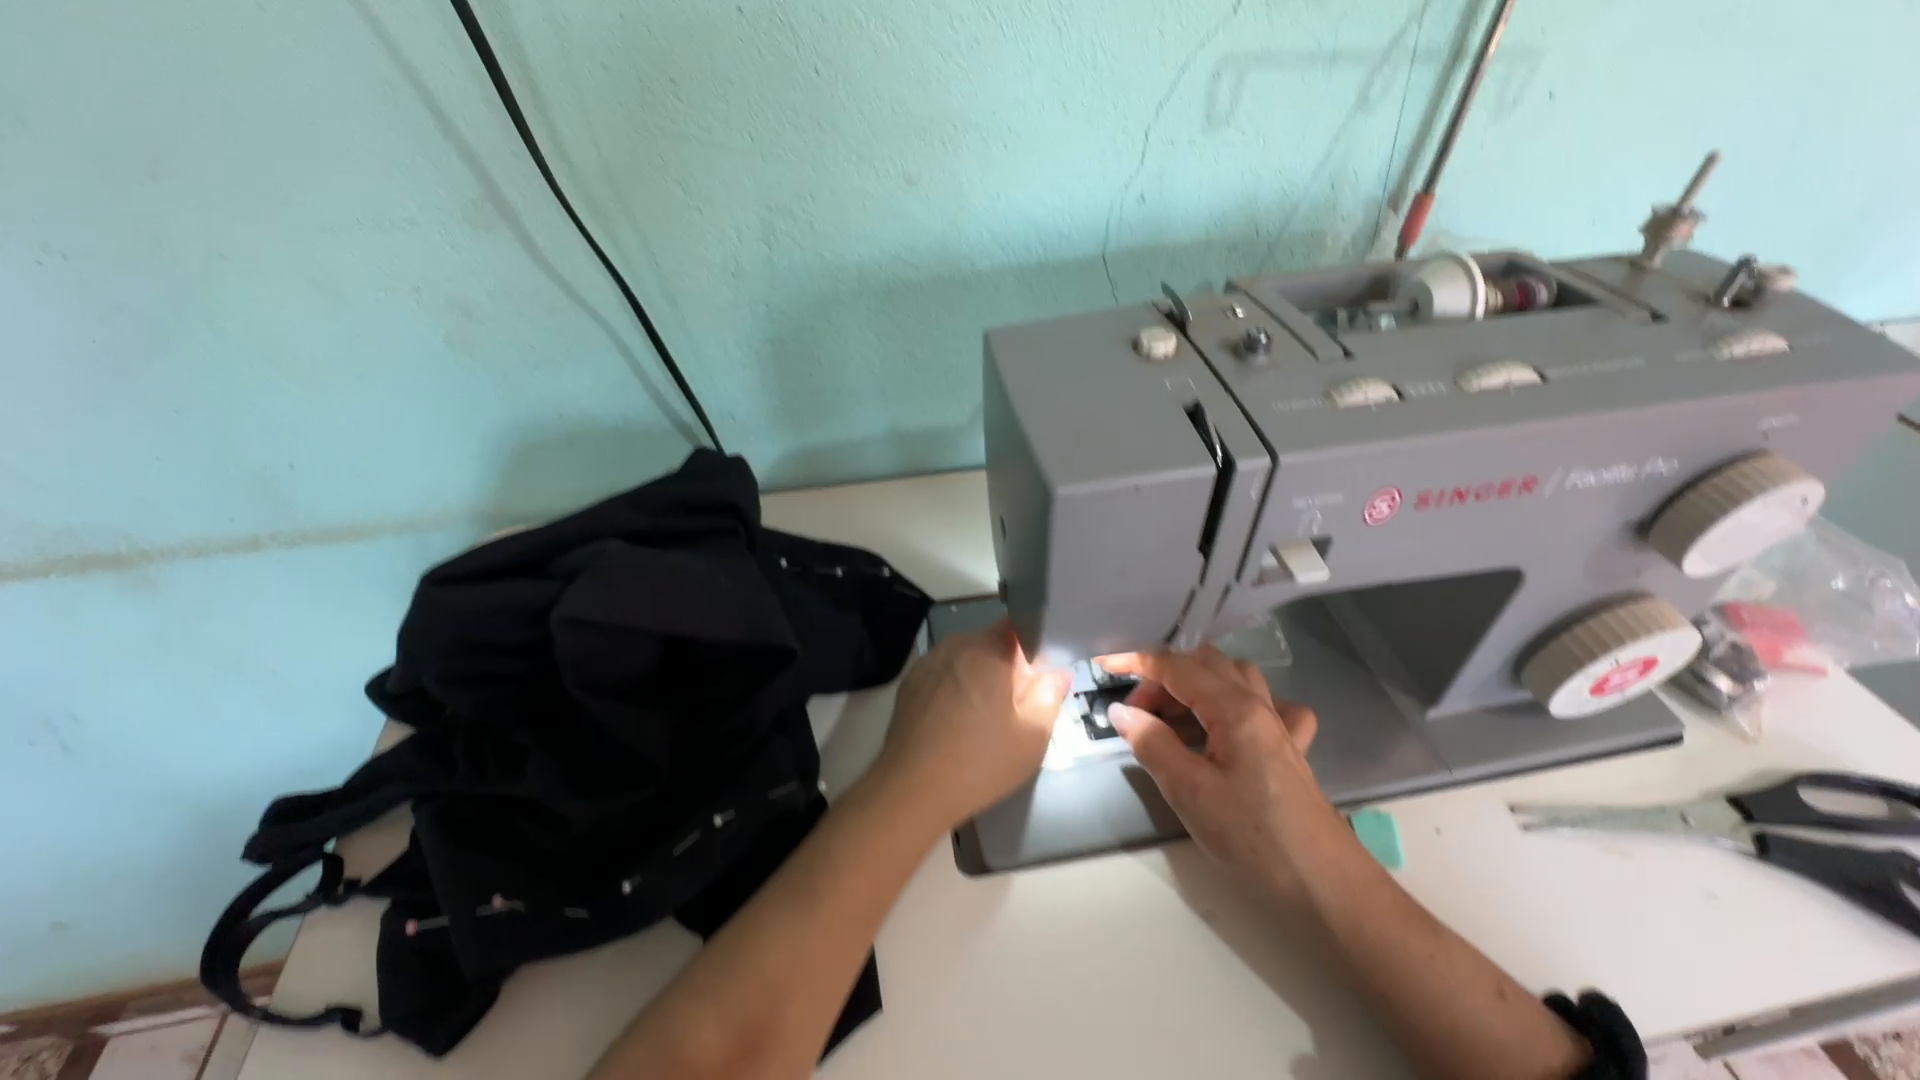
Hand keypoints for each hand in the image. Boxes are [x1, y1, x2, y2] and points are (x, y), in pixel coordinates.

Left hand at [874, 618, 1071, 831]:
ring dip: (980, 679)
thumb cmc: (979, 763)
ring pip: (966, 660)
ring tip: (985, 720)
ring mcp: (928, 664)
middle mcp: (955, 646)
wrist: (910, 791)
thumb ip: (1049, 696)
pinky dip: (955, 690)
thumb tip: (1055, 674)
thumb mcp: (1032, 736)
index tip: (1040, 677)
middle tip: (1018, 707)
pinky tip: (956, 725)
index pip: (1019, 626)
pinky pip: (943, 676)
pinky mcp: (909, 685)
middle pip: (992, 644)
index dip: (1034, 647)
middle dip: (1008, 668)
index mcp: (989, 650)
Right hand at [1101, 647, 1346, 902]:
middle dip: (1164, 678)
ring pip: (1235, 679)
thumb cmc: (1250, 834)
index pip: (1178, 668)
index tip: (1104, 667)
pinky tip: (1228, 728)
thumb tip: (1122, 712)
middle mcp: (1260, 705)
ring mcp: (1281, 725)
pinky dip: (1238, 704)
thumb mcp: (1188, 790)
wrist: (1319, 880)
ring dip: (1197, 686)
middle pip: (1206, 665)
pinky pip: (1267, 706)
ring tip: (1170, 720)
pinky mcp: (1292, 749)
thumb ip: (1152, 743)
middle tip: (1136, 714)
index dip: (1137, 662)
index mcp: (1235, 708)